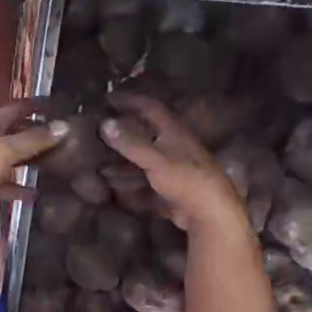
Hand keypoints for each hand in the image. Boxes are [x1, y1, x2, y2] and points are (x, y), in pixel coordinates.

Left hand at [0, 101, 66, 217]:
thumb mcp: (7, 149)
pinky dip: (18, 190)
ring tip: (53, 167)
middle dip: (34, 135)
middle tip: (60, 139)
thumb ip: (35, 140)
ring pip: (10, 162)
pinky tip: (35, 195)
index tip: (53, 104)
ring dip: (28, 164)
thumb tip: (64, 126)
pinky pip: (4, 186)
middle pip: (14, 135)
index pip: (15, 109)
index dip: (33, 105)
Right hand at [100, 92, 243, 233]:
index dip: (130, 100)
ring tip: (102, 159)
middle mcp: (175, 143)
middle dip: (125, 129)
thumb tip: (104, 123)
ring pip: (145, 155)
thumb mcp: (155, 158)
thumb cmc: (185, 179)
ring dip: (125, 157)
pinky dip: (130, 180)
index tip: (108, 99)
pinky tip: (114, 186)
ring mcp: (174, 165)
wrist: (210, 212)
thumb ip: (130, 142)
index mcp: (174, 130)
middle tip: (101, 128)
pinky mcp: (172, 186)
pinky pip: (146, 179)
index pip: (150, 107)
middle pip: (147, 131)